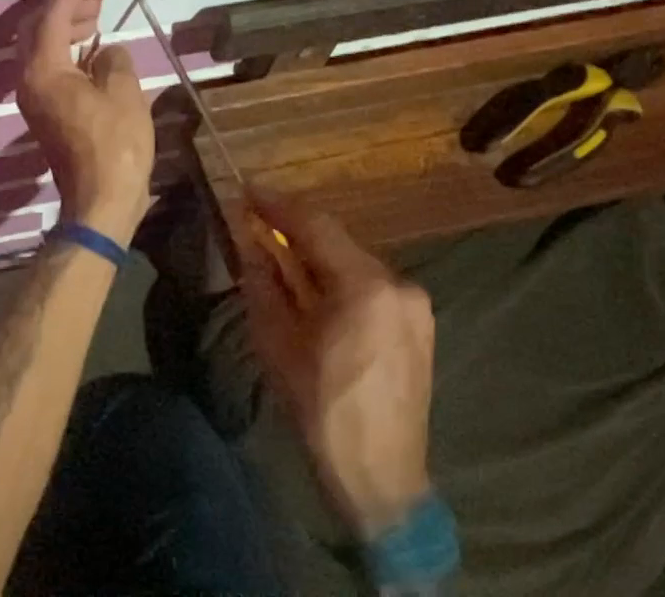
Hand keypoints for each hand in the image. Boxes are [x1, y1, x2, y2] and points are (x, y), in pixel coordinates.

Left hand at [15, 0, 155, 245]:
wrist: (99, 202)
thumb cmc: (115, 148)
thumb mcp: (124, 93)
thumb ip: (112, 60)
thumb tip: (105, 52)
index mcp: (43, 70)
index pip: (51, 15)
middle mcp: (27, 80)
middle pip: (34, 27)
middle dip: (63, 5)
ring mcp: (32, 98)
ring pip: (37, 47)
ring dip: (63, 27)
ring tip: (96, 18)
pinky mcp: (42, 112)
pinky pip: (45, 66)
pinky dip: (64, 49)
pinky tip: (90, 50)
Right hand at [235, 193, 434, 536]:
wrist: (380, 474)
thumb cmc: (319, 407)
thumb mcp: (276, 340)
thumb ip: (263, 281)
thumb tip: (251, 242)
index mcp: (364, 286)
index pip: (315, 224)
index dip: (276, 203)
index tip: (244, 189)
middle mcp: (398, 283)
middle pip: (338, 241)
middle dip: (295, 230)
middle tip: (255, 225)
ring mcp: (416, 305)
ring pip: (355, 262)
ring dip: (316, 257)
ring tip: (280, 261)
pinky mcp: (419, 325)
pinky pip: (371, 286)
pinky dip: (339, 279)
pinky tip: (315, 293)